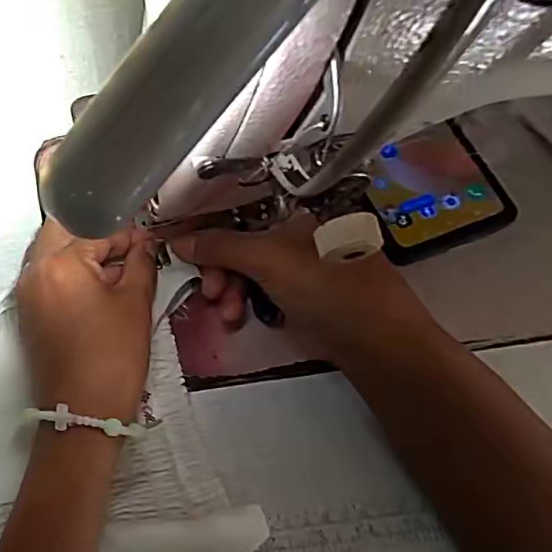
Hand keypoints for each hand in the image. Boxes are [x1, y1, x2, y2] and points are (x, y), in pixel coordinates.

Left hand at [16, 218, 156, 421]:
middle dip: (95, 232)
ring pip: (50, 252)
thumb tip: (143, 244)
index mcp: (58, 263)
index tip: (145, 242)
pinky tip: (95, 288)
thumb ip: (140, 262)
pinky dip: (67, 273)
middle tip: (126, 249)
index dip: (126, 232)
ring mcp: (26, 294)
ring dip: (79, 251)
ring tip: (112, 269)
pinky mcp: (27, 314)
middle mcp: (33, 273)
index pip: (95, 228)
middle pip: (62, 230)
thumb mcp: (135, 303)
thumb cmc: (110, 362)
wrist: (84, 412)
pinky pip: (45, 276)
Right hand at [169, 212, 433, 360]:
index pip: (239, 212)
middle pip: (238, 244)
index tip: (184, 249)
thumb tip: (179, 240)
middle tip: (211, 291)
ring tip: (229, 314)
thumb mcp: (269, 260)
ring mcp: (296, 269)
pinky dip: (244, 305)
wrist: (371, 339)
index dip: (209, 229)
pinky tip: (240, 318)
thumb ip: (221, 246)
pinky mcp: (296, 299)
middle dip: (218, 269)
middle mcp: (294, 237)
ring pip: (245, 273)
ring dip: (229, 292)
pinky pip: (257, 295)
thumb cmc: (327, 287)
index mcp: (294, 215)